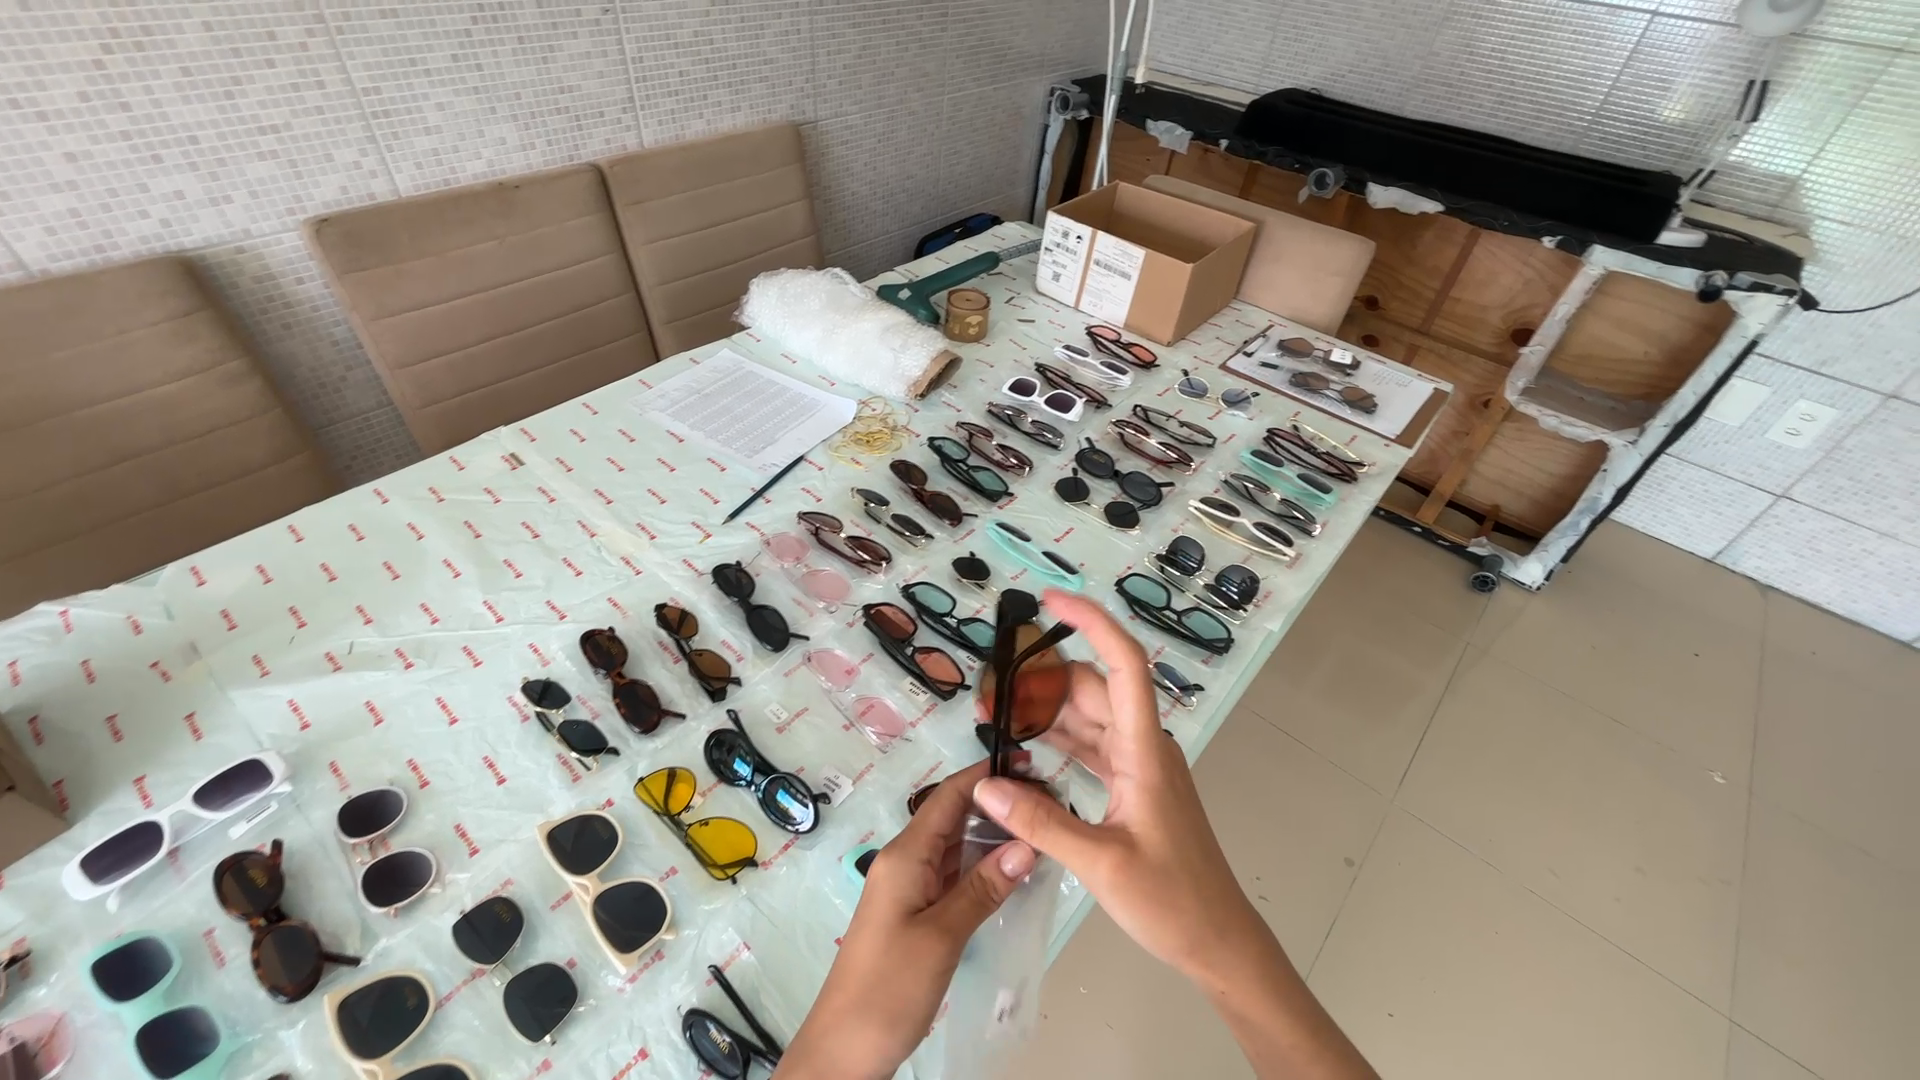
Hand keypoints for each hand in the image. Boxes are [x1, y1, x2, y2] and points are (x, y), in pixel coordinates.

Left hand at [776, 760, 1032, 1079]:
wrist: (844, 1049)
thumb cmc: (888, 987)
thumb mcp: (941, 936)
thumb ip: (983, 888)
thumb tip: (1027, 844)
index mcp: (905, 855)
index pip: (948, 797)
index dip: (985, 775)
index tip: (1028, 761)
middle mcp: (906, 861)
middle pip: (954, 817)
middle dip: (996, 804)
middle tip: (1046, 798)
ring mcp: (910, 887)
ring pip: (956, 846)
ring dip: (992, 835)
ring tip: (1039, 827)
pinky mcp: (916, 912)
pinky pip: (953, 875)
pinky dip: (982, 867)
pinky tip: (1012, 869)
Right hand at [971, 588, 1264, 981]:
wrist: (1218, 941)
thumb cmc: (1172, 900)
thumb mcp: (1100, 863)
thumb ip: (1040, 823)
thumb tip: (985, 785)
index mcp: (1144, 750)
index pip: (1123, 666)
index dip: (1092, 624)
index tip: (1051, 602)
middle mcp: (1142, 746)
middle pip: (1092, 690)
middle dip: (1042, 679)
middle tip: (988, 689)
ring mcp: (1137, 767)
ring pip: (1087, 718)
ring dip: (1045, 710)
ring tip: (995, 713)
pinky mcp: (1130, 788)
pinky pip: (1088, 748)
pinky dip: (1056, 741)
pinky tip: (1023, 746)